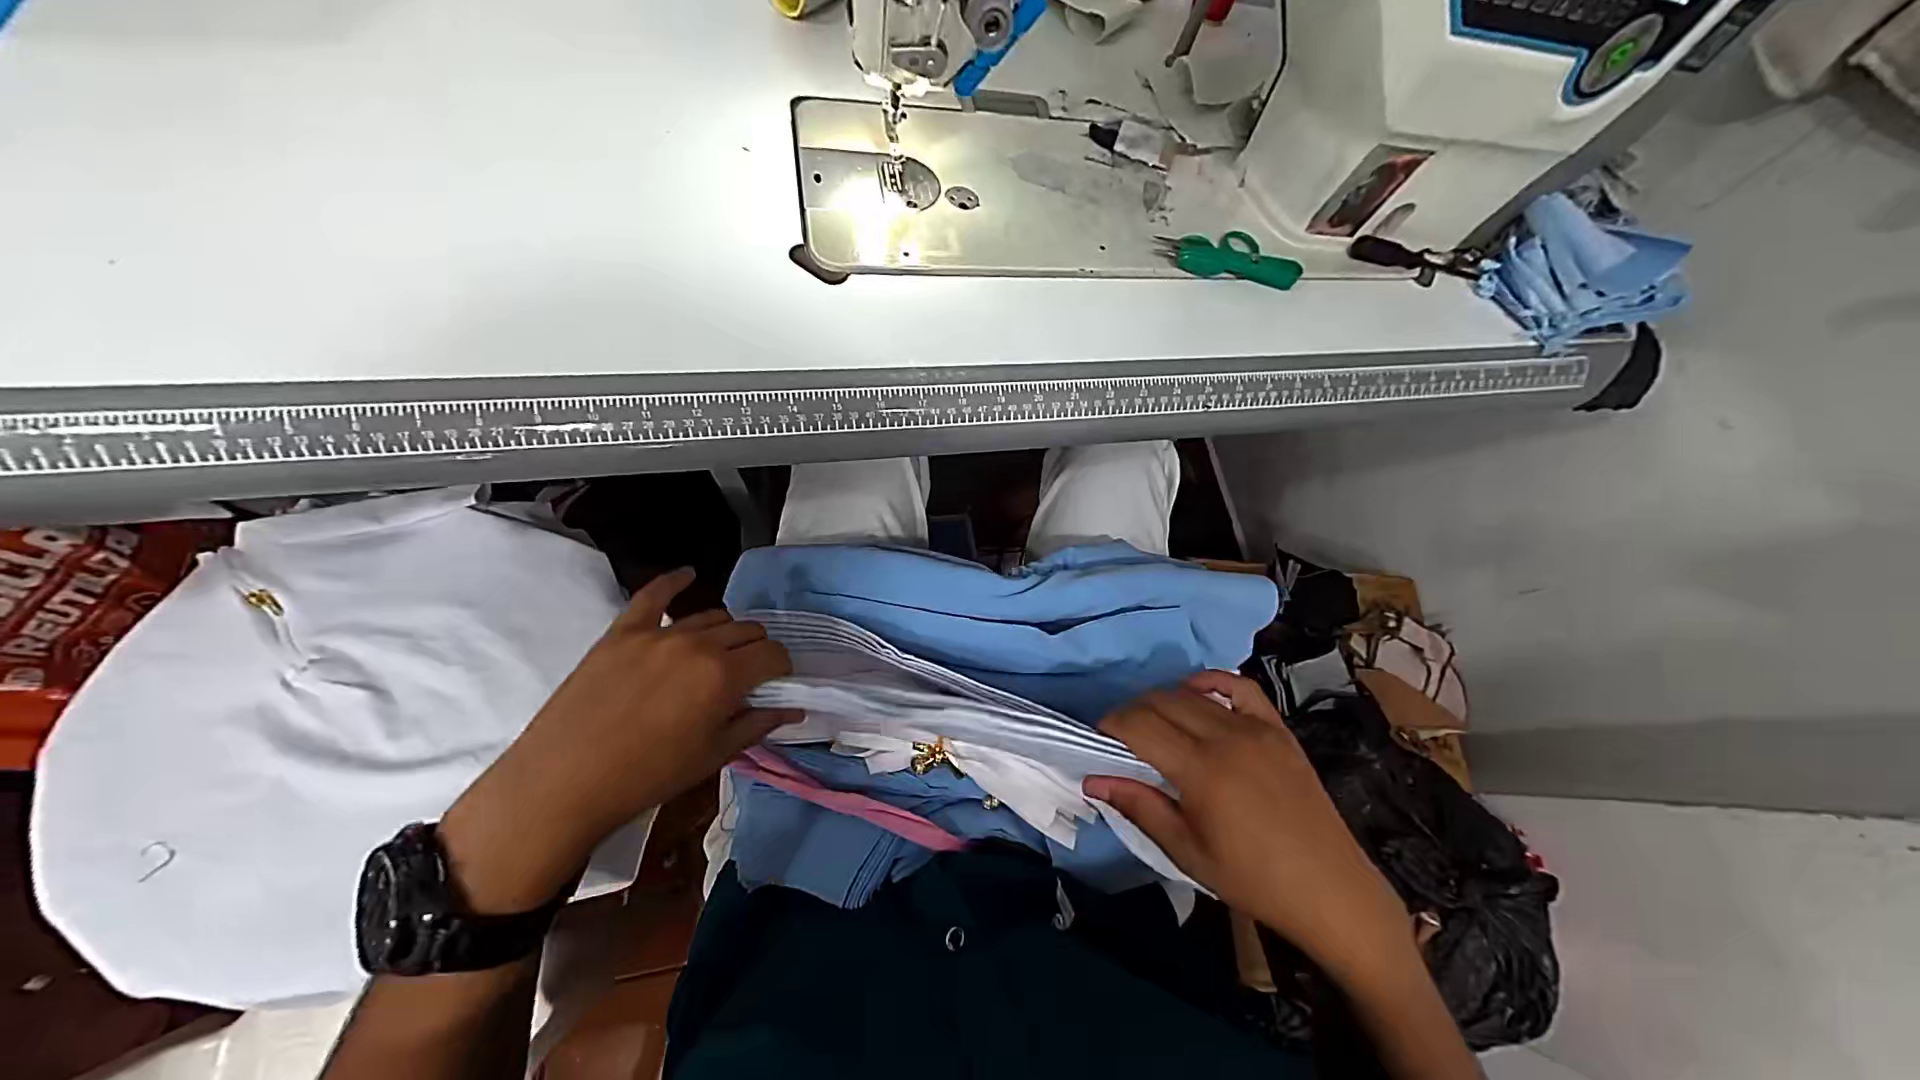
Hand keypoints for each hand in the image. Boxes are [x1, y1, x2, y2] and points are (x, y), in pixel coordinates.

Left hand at [439, 568, 796, 912]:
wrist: (564, 783)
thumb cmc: (647, 777)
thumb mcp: (712, 756)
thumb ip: (757, 724)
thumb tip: (793, 709)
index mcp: (723, 677)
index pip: (773, 654)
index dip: (782, 669)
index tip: (776, 684)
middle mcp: (697, 644)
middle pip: (747, 630)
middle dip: (757, 650)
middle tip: (747, 676)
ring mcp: (657, 634)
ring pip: (711, 616)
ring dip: (725, 633)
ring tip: (718, 655)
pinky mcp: (621, 632)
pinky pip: (652, 595)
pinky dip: (673, 582)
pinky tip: (687, 575)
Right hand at [1085, 671, 1413, 982]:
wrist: (1331, 891)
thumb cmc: (1253, 879)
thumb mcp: (1187, 851)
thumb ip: (1139, 807)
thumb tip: (1093, 780)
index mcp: (1201, 770)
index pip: (1139, 725)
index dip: (1110, 726)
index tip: (1098, 740)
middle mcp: (1226, 737)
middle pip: (1161, 702)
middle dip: (1131, 713)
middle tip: (1120, 738)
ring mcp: (1257, 729)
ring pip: (1193, 693)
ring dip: (1162, 701)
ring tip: (1152, 724)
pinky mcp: (1278, 730)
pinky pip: (1241, 688)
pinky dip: (1212, 682)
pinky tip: (1196, 692)